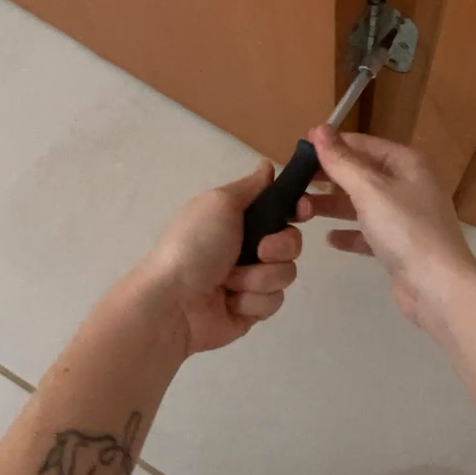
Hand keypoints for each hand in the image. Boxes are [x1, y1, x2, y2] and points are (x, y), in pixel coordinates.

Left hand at [134, 162, 306, 354]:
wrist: (173, 304)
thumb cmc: (195, 245)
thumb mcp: (219, 203)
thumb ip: (251, 186)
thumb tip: (268, 165)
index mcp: (239, 218)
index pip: (280, 208)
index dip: (297, 208)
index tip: (301, 211)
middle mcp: (248, 247)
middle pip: (292, 241)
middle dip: (280, 247)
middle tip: (260, 251)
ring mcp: (251, 279)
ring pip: (286, 273)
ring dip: (260, 277)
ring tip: (231, 283)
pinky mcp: (253, 309)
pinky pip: (274, 300)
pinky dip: (253, 301)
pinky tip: (231, 302)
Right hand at [306, 125, 475, 331]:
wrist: (438, 287)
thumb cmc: (405, 230)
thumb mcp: (370, 190)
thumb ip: (342, 161)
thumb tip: (319, 129)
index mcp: (406, 163)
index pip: (363, 144)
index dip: (332, 145)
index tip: (298, 151)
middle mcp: (408, 184)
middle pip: (361, 173)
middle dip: (330, 177)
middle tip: (294, 183)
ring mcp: (406, 216)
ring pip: (362, 203)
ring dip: (334, 205)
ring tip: (302, 210)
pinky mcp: (400, 245)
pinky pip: (369, 231)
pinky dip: (350, 232)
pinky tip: (329, 238)